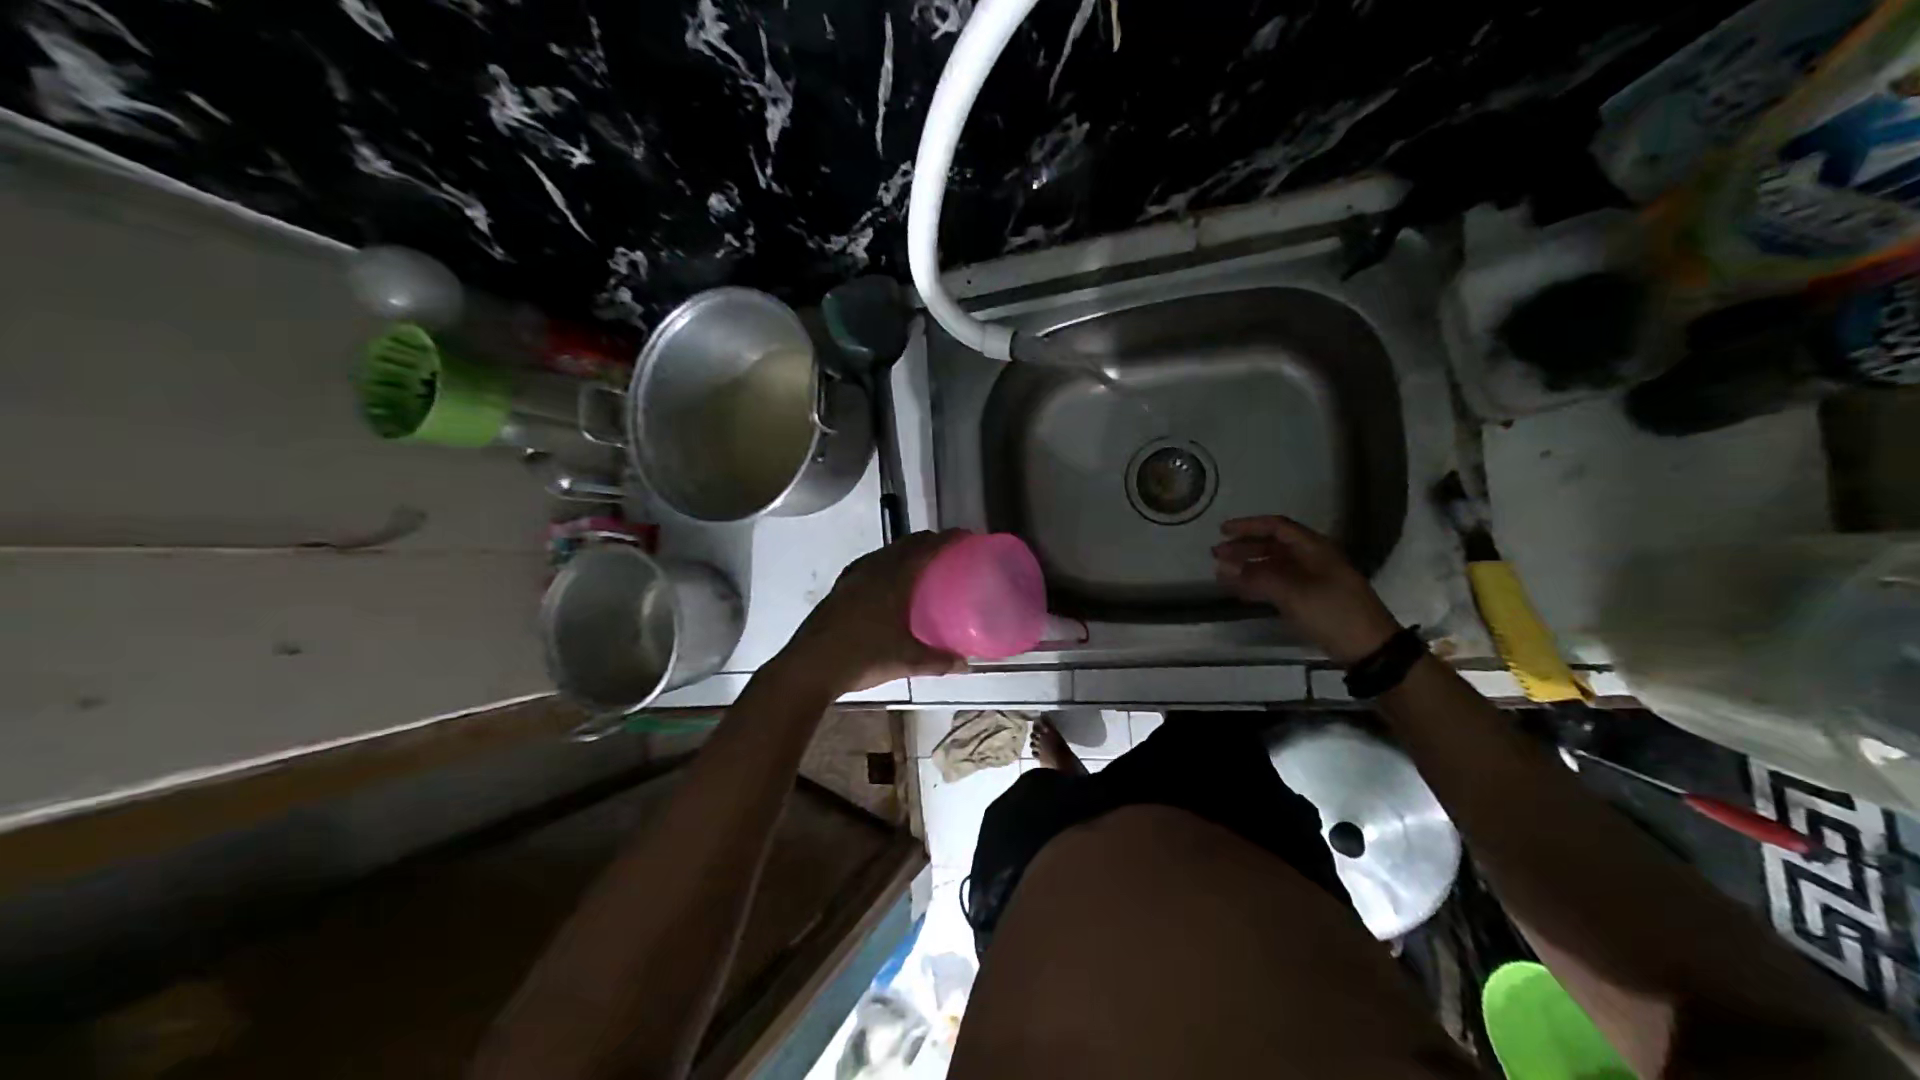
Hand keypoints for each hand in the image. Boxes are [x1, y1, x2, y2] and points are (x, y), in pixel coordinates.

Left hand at [779, 530, 970, 692]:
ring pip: (885, 553)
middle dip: (929, 542)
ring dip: (905, 552)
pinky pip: (869, 566)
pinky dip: (886, 565)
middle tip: (949, 551)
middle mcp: (872, 570)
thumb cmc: (862, 658)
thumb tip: (964, 664)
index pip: (926, 547)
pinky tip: (888, 583)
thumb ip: (938, 660)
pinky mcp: (839, 590)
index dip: (948, 538)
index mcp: (893, 578)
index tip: (966, 537)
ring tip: (921, 565)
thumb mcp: (906, 661)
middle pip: (906, 544)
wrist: (810, 667)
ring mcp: (852, 578)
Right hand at [1212, 516, 1401, 663]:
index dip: (1248, 526)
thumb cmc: (1333, 613)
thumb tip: (1223, 567)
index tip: (1222, 531)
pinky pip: (1278, 584)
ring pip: (1274, 566)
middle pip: (1273, 546)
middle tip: (1216, 555)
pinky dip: (1258, 584)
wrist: (1370, 649)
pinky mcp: (1311, 599)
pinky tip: (1241, 591)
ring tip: (1222, 574)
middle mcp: (1313, 559)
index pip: (1277, 527)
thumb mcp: (1293, 593)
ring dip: (1248, 567)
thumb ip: (1256, 578)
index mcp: (1314, 549)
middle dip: (1244, 548)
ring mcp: (1313, 580)